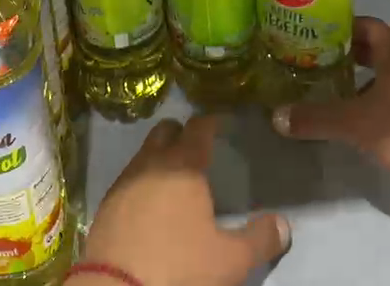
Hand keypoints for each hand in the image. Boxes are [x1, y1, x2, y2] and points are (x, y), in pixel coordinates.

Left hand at [77, 114, 289, 285]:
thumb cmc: (179, 267)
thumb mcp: (229, 260)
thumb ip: (260, 239)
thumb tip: (284, 223)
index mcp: (184, 165)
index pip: (198, 127)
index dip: (210, 122)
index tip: (220, 123)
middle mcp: (151, 162)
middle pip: (166, 132)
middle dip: (181, 134)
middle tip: (197, 150)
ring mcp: (124, 181)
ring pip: (144, 154)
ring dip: (159, 158)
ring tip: (175, 180)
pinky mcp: (106, 204)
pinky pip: (128, 180)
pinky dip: (142, 183)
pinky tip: (150, 206)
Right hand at [271, 16, 389, 181]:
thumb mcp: (352, 124)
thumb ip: (315, 118)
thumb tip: (277, 117)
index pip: (371, 26)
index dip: (347, 26)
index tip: (324, 34)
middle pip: (383, 47)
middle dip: (355, 52)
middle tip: (327, 59)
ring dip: (372, 75)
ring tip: (346, 89)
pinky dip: (387, 95)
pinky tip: (373, 116)